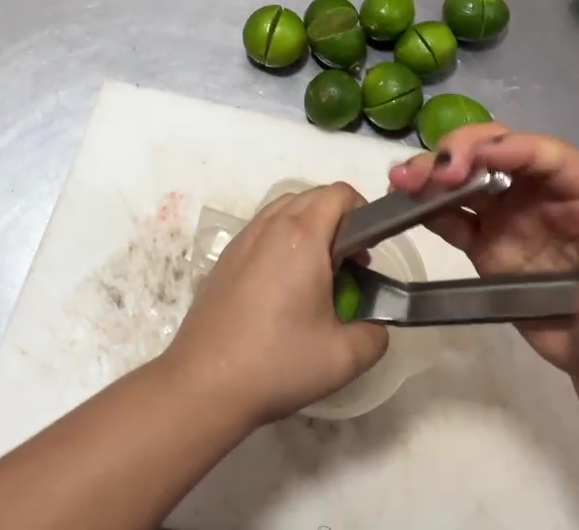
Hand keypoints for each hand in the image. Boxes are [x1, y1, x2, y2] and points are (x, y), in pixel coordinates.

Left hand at [161, 183, 388, 425]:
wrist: (203, 384)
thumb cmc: (277, 364)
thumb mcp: (344, 359)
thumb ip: (374, 335)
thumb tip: (375, 326)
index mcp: (302, 238)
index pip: (339, 194)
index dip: (364, 213)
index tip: (368, 252)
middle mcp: (270, 228)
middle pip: (312, 197)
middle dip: (339, 221)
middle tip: (350, 266)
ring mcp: (243, 241)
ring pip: (284, 211)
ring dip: (309, 228)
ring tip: (318, 275)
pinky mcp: (225, 259)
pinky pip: (262, 231)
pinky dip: (282, 242)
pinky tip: (284, 288)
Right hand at [390, 125, 578, 387]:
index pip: (548, 155)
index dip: (512, 148)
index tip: (479, 157)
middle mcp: (541, 195)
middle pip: (498, 150)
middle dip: (463, 150)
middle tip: (434, 172)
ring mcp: (509, 218)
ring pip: (467, 177)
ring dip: (433, 171)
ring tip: (400, 181)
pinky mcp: (485, 246)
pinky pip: (452, 219)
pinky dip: (425, 208)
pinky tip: (400, 205)